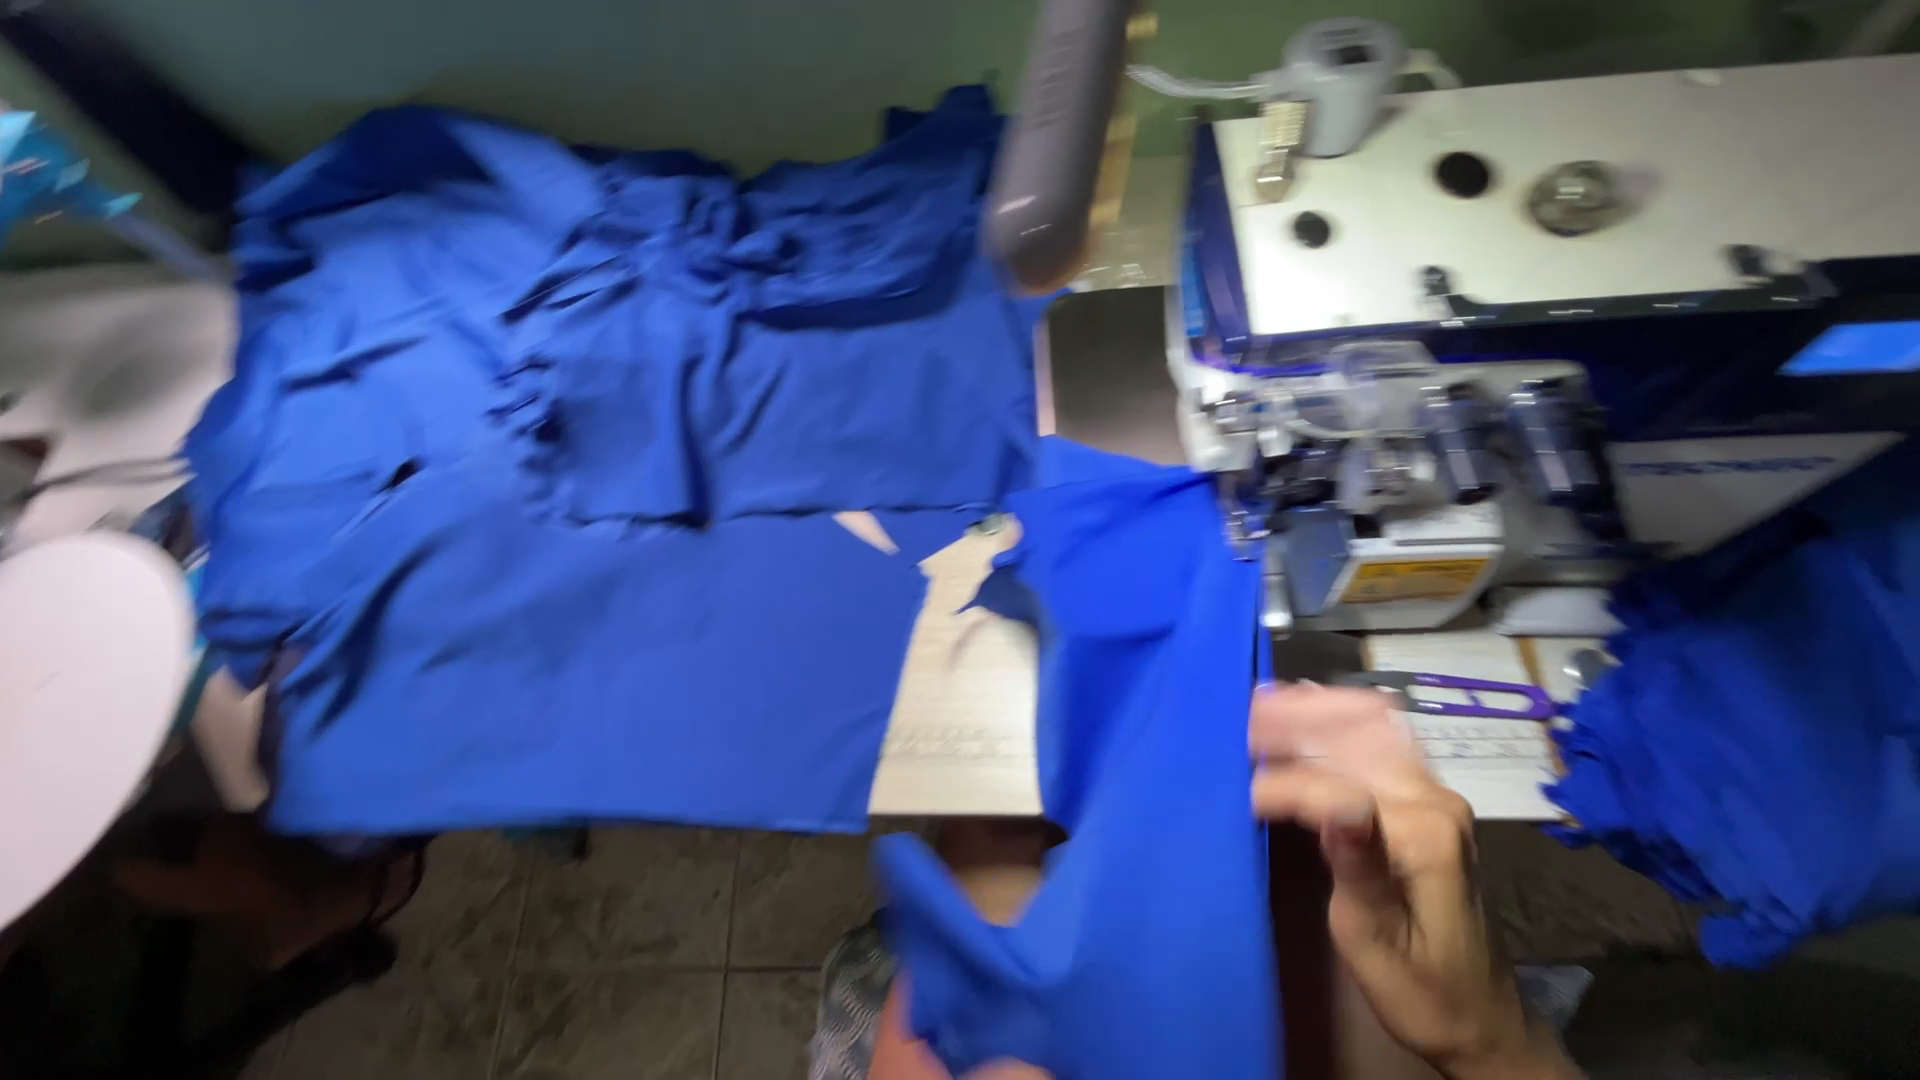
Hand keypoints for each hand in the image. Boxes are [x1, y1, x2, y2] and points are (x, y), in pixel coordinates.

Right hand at [1250, 684, 1579, 1079]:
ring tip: (1266, 700)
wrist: (1482, 1020)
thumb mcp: (1376, 942)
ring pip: (1370, 725)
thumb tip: (1335, 804)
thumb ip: (1357, 866)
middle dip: (1296, 718)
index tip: (1238, 800)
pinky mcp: (1427, 802)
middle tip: (1245, 710)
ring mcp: (1435, 796)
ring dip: (1317, 710)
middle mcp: (1434, 799)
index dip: (1279, 787)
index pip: (1331, 785)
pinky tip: (1309, 712)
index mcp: (1421, 833)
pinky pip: (1380, 739)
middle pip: (1357, 732)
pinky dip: (1339, 720)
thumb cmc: (1420, 990)